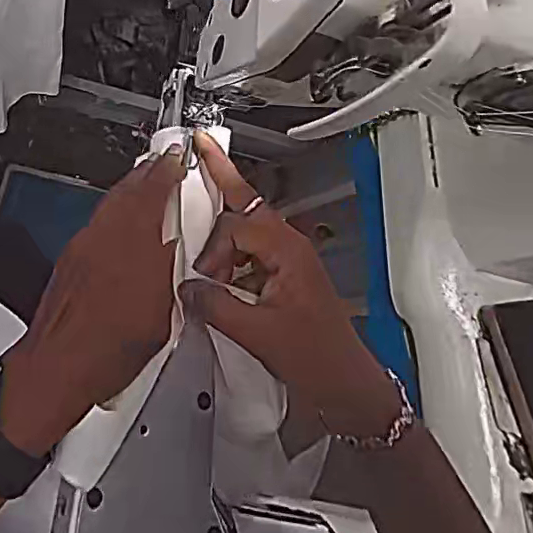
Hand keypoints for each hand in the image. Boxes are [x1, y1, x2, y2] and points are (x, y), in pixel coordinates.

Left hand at [0, 148, 185, 455]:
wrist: (58, 365)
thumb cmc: (109, 348)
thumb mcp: (164, 313)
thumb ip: (172, 272)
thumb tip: (177, 253)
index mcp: (139, 246)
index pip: (156, 191)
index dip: (169, 170)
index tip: (177, 158)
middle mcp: (110, 237)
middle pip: (131, 188)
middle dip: (150, 171)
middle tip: (163, 162)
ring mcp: (87, 243)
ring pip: (112, 201)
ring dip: (131, 187)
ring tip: (144, 183)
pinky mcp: (72, 255)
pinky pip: (98, 219)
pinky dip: (114, 210)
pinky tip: (120, 220)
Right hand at [182, 133, 402, 438]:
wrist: (345, 382)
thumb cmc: (319, 356)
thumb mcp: (258, 333)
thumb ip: (216, 306)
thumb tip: (187, 289)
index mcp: (287, 250)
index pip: (237, 226)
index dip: (211, 249)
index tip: (194, 264)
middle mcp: (288, 247)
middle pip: (247, 205)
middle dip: (220, 183)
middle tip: (202, 150)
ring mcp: (286, 261)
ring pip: (246, 229)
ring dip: (221, 235)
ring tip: (200, 242)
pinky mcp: (281, 278)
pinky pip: (248, 255)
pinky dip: (228, 259)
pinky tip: (215, 277)